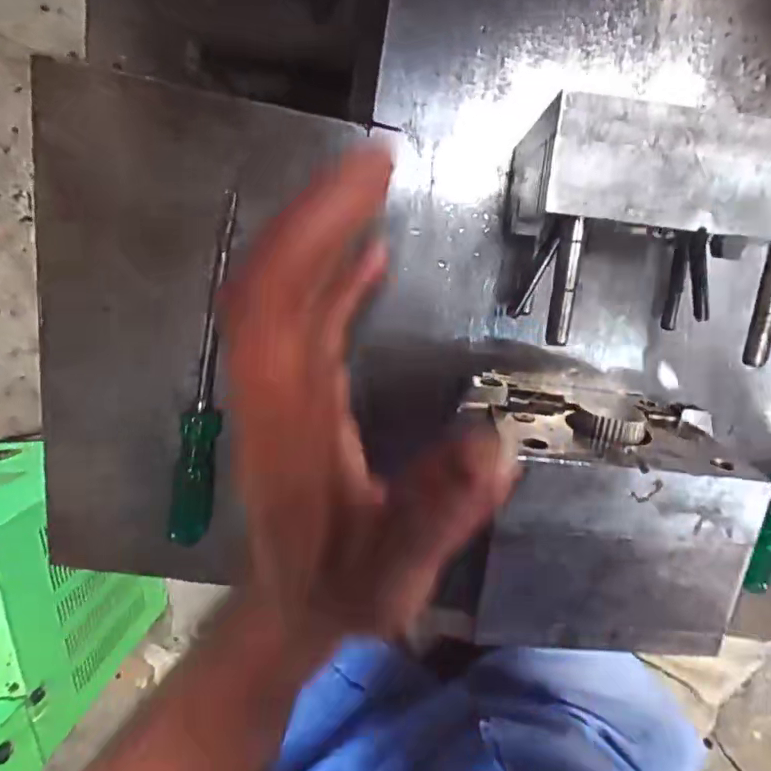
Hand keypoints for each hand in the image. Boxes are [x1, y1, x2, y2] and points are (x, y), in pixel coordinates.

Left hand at [218, 145, 517, 647]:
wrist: (293, 610)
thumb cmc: (341, 591)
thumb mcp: (394, 570)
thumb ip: (438, 516)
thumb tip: (498, 448)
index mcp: (287, 422)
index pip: (277, 307)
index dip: (314, 234)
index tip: (368, 180)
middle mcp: (272, 393)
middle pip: (274, 280)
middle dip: (321, 212)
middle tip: (381, 161)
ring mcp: (279, 391)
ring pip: (284, 293)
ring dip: (324, 235)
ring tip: (374, 187)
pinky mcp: (294, 397)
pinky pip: (305, 320)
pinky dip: (333, 278)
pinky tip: (368, 260)